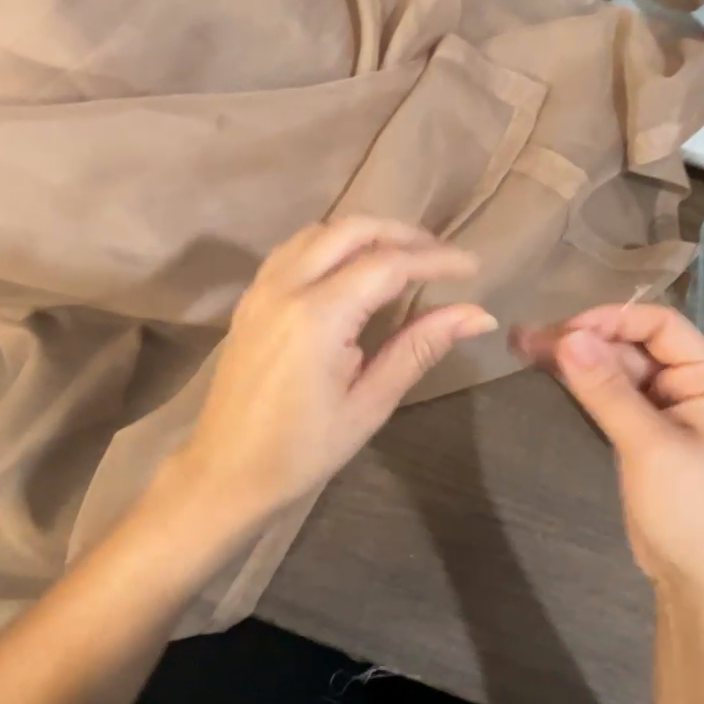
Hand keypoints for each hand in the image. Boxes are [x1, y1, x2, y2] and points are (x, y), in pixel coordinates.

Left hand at [180, 217, 498, 520]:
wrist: (225, 472)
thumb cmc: (302, 451)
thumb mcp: (369, 404)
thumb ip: (419, 348)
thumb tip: (478, 315)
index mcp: (317, 315)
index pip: (388, 265)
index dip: (434, 260)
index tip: (472, 267)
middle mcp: (286, 287)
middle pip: (350, 230)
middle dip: (401, 234)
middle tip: (439, 254)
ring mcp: (262, 288)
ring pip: (318, 232)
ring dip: (363, 233)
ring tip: (402, 256)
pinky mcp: (250, 298)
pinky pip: (293, 249)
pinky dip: (329, 243)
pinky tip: (350, 267)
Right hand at [513, 304, 703, 602]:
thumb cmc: (694, 512)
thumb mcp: (649, 447)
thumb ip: (607, 390)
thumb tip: (566, 336)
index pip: (661, 326)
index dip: (612, 319)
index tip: (564, 331)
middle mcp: (692, 390)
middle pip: (635, 346)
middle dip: (585, 340)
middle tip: (527, 339)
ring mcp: (669, 415)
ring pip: (620, 372)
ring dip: (579, 361)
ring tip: (526, 349)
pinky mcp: (647, 438)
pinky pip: (616, 398)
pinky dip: (586, 386)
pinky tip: (552, 375)